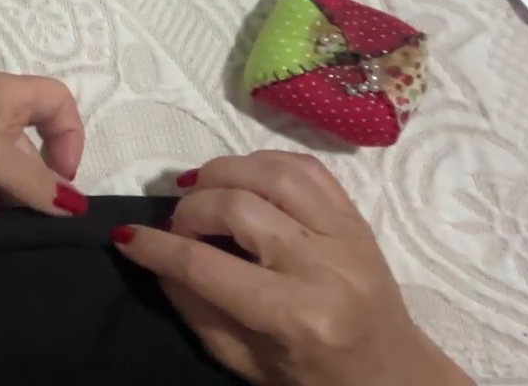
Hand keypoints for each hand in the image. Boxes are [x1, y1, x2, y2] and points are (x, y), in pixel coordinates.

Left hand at [0, 73, 88, 216]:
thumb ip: (36, 181)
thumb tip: (74, 206)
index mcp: (3, 92)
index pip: (56, 100)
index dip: (69, 135)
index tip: (62, 175)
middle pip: (29, 146)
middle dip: (34, 181)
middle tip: (32, 217)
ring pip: (0, 171)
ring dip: (4, 197)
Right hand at [112, 151, 472, 385]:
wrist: (401, 383)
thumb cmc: (316, 380)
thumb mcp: (244, 361)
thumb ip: (193, 306)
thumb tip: (151, 254)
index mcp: (299, 317)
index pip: (205, 265)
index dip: (154, 246)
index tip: (126, 237)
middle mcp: (326, 268)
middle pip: (235, 206)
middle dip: (189, 211)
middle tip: (178, 229)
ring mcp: (347, 236)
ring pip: (268, 173)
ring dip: (221, 174)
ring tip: (203, 192)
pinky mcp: (356, 217)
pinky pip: (303, 166)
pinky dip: (260, 163)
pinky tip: (241, 180)